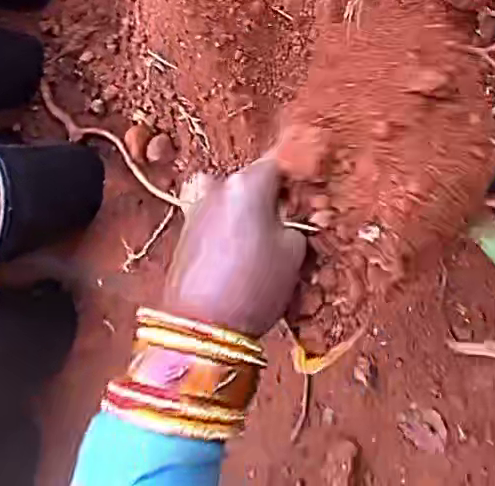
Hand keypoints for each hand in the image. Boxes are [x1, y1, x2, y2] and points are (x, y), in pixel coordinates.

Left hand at [158, 156, 306, 335]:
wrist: (201, 331)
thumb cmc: (255, 285)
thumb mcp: (295, 249)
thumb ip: (296, 221)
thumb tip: (291, 217)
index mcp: (249, 181)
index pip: (282, 163)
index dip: (298, 180)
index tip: (309, 198)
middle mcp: (220, 186)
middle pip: (255, 179)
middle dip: (274, 195)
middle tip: (292, 220)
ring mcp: (198, 208)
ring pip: (235, 199)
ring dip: (250, 210)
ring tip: (266, 239)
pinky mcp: (185, 233)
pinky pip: (217, 218)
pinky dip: (230, 226)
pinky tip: (242, 251)